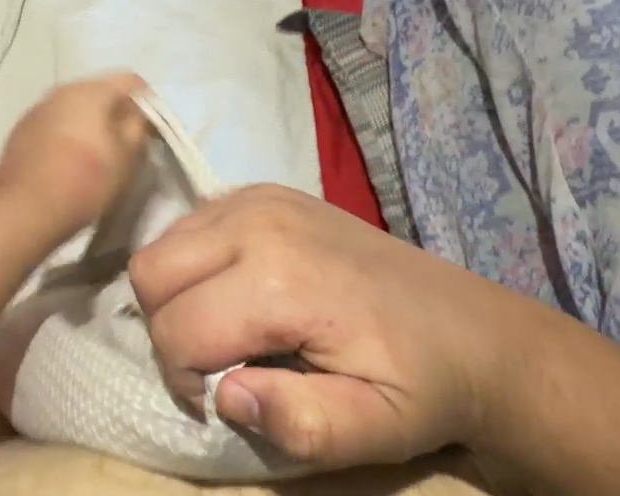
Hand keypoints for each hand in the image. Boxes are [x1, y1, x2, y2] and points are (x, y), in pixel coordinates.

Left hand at [0, 72, 152, 242]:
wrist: (24, 211)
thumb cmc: (84, 182)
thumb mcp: (127, 157)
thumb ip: (139, 125)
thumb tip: (138, 112)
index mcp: (89, 91)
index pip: (131, 80)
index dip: (148, 102)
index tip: (151, 131)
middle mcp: (60, 90)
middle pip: (101, 91)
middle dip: (117, 113)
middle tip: (127, 145)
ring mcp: (37, 108)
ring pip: (76, 107)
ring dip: (91, 124)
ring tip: (97, 156)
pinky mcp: (21, 130)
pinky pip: (55, 122)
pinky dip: (68, 134)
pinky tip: (69, 162)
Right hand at [128, 184, 541, 469]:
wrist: (469, 327)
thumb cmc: (419, 384)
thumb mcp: (374, 429)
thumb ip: (300, 423)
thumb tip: (223, 395)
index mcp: (280, 279)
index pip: (175, 329)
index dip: (182, 380)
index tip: (221, 401)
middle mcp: (257, 221)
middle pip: (150, 272)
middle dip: (167, 330)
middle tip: (214, 362)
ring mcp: (258, 197)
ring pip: (162, 243)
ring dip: (177, 294)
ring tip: (225, 328)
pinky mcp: (263, 190)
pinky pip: (190, 221)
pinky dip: (193, 261)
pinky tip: (235, 290)